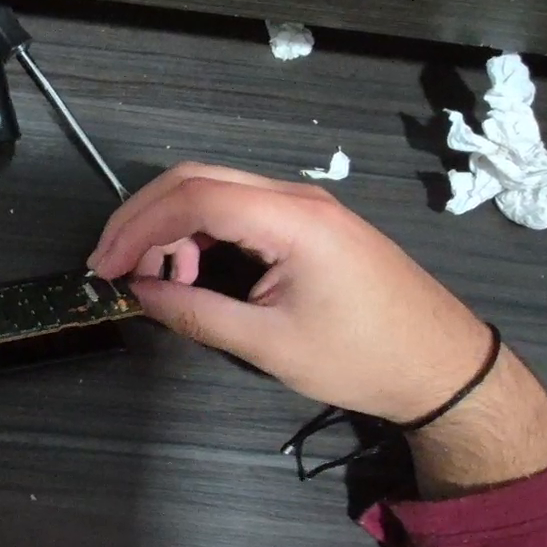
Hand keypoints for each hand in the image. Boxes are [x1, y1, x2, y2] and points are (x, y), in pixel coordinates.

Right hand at [87, 162, 489, 423]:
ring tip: (153, 278)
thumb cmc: (361, 359)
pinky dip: (197, 233)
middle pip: (194, 179)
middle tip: (107, 263)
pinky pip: (234, 209)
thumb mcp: (268, 344)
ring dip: (168, 226)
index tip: (103, 268)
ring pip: (211, 190)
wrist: (444, 366)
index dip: (136, 228)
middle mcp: (294, 198)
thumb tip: (137, 292)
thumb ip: (194, 313)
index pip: (192, 198)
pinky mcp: (304, 222)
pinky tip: (191, 271)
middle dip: (140, 218)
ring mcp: (301, 206)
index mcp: (291, 220)